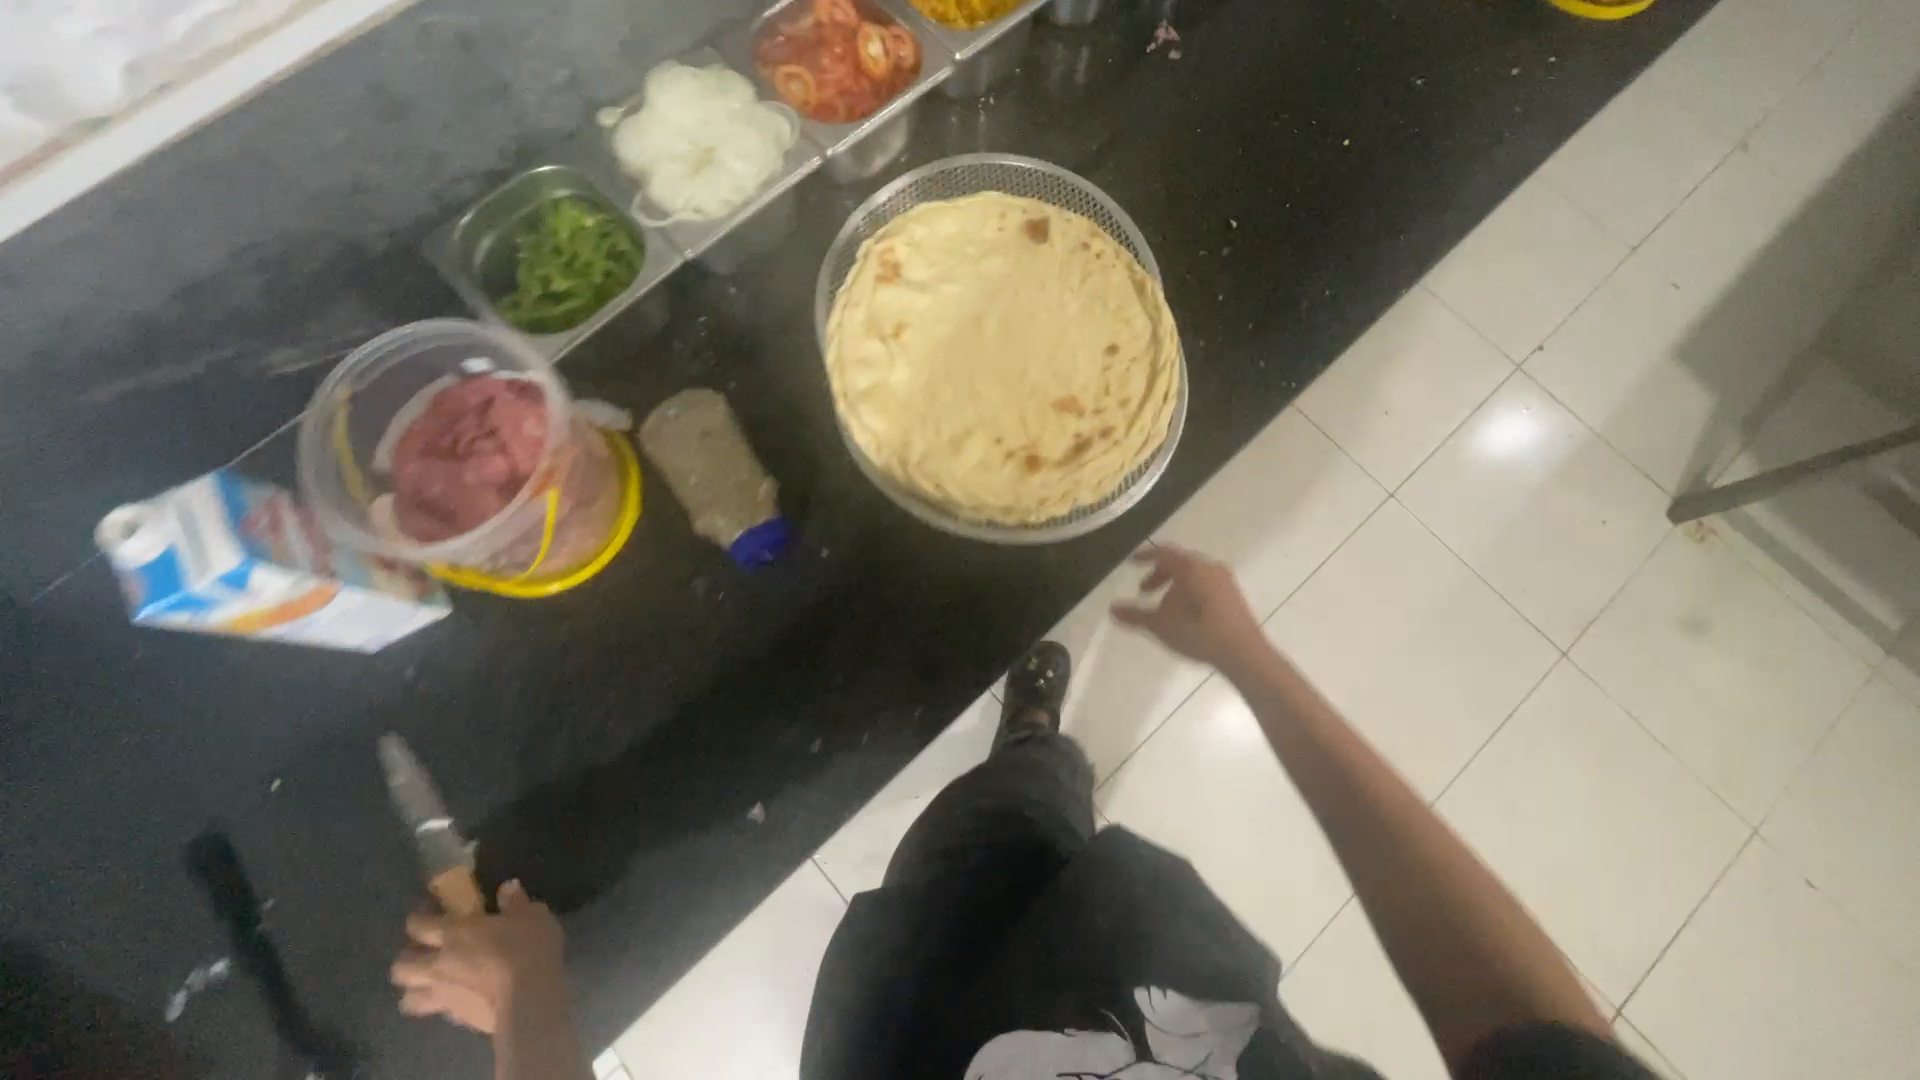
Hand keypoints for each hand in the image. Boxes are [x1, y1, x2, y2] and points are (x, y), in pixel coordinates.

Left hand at [391, 880, 566, 1034]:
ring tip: (430, 982)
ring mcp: (444, 995)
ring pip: (408, 998)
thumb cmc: (528, 948)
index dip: (417, 918)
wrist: (530, 997)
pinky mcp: (456, 1018)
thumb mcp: (531, 915)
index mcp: (455, 933)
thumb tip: (507, 887)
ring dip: (414, 989)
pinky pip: (436, 1011)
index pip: (419, 925)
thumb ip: (515, 902)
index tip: (426, 913)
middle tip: (423, 951)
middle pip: (402, 966)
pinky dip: (441, 1005)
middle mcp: (440, 964)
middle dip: (407, 958)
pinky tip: (457, 1000)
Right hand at [1111, 545, 1268, 672]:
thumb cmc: (1198, 632)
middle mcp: (1210, 568)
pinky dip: (1191, 593)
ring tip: (1165, 608)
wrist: (1243, 652)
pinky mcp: (1234, 597)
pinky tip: (1187, 615)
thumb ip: (1135, 615)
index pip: (1164, 553)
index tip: (1132, 562)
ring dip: (1176, 587)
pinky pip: (1207, 586)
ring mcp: (1226, 582)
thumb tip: (1112, 608)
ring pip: (1194, 576)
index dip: (1145, 556)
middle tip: (1145, 591)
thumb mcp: (1160, 624)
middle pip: (1180, 564)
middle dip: (1160, 575)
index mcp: (1191, 567)